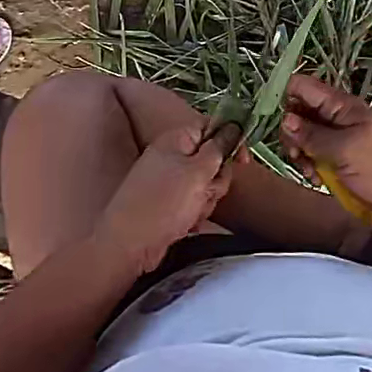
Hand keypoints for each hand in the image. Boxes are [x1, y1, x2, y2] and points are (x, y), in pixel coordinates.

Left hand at [92, 125, 237, 274]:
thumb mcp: (197, 173)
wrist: (128, 246)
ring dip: (206, 200)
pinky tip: (185, 225)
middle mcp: (172, 155)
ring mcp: (170, 180)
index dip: (229, 141)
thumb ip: (218, 148)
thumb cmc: (163, 204)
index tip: (243, 161)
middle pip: (212, 159)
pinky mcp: (170, 203)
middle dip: (216, 180)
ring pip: (206, 185)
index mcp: (176, 139)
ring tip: (191, 212)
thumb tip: (233, 126)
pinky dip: (195, 214)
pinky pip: (194, 203)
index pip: (211, 127)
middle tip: (204, 192)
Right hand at [279, 75, 371, 230]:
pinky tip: (316, 178)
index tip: (269, 115)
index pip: (302, 86)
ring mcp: (338, 140)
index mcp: (341, 106)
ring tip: (309, 170)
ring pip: (304, 136)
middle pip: (299, 113)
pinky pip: (314, 156)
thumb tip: (284, 119)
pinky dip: (310, 165)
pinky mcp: (340, 161)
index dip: (283, 95)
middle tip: (296, 152)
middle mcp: (337, 118)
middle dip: (291, 131)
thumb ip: (312, 134)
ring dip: (300, 152)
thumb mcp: (345, 149)